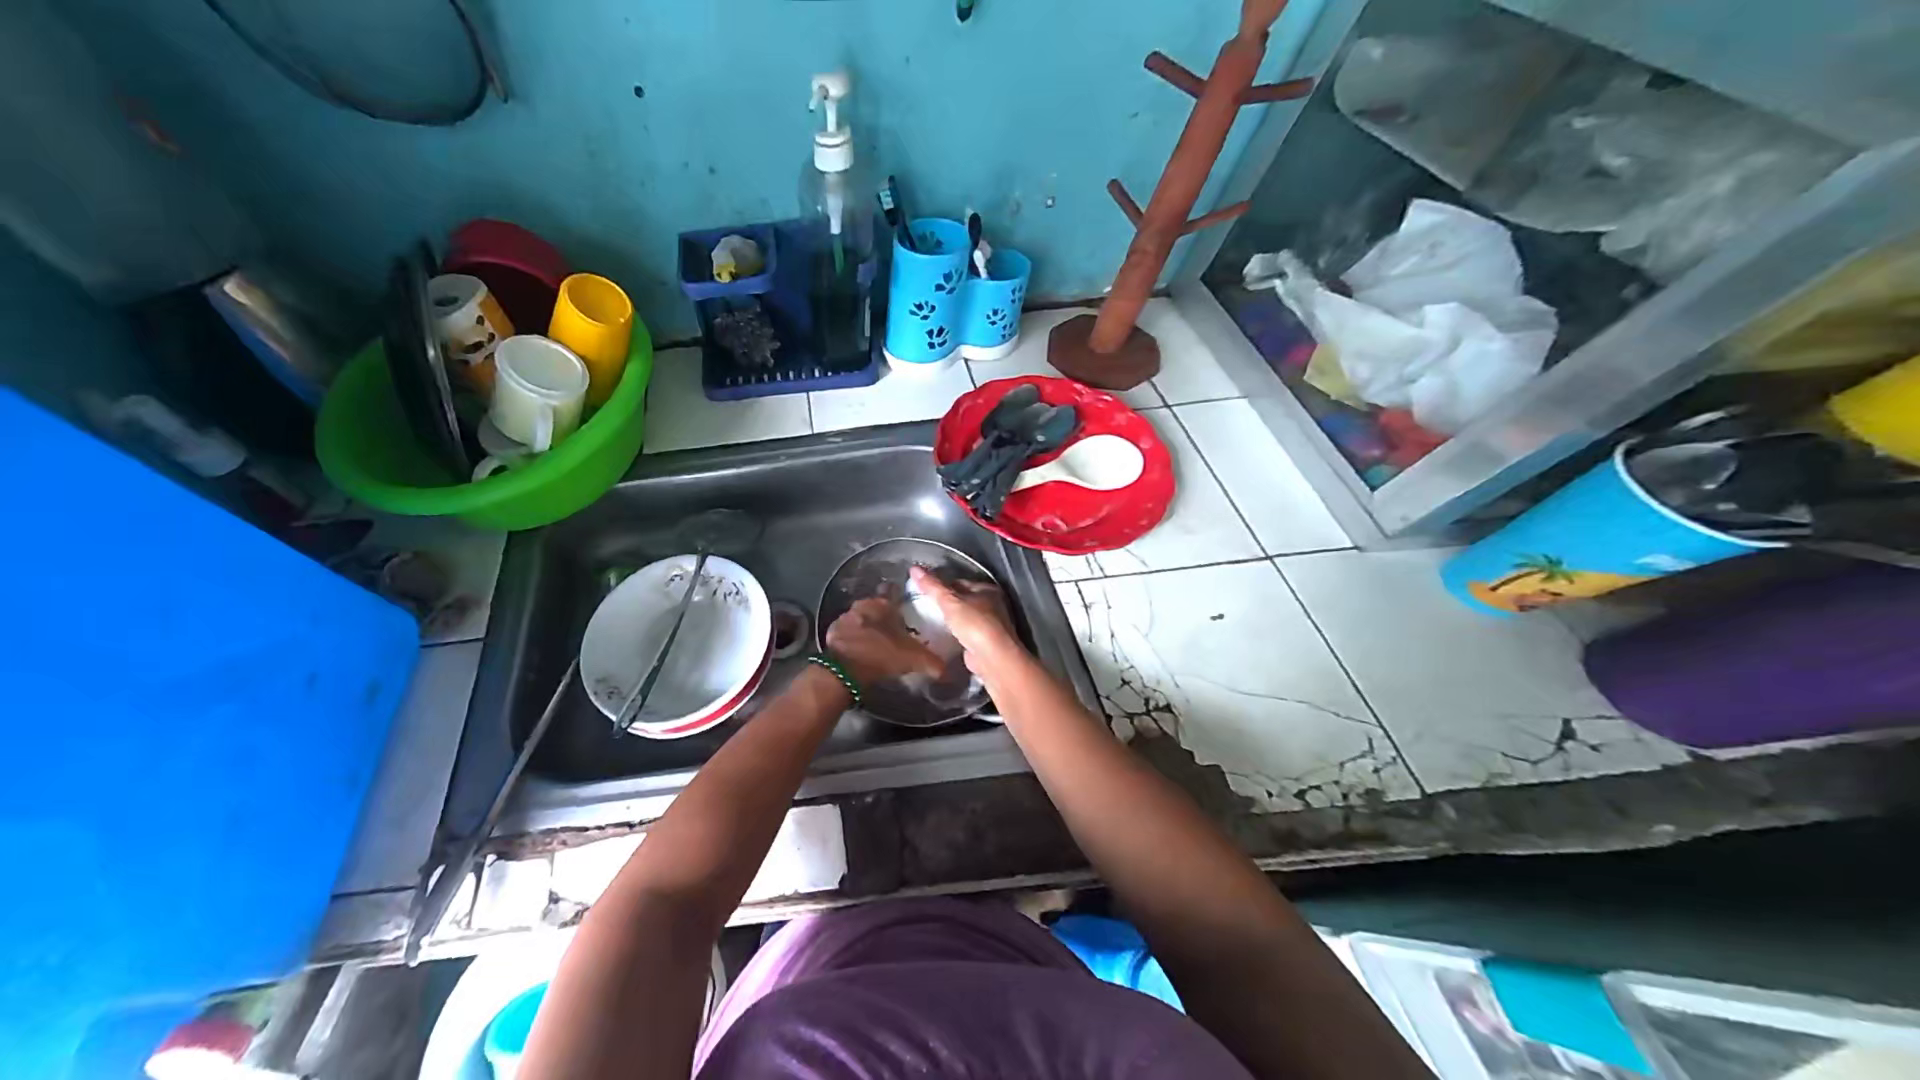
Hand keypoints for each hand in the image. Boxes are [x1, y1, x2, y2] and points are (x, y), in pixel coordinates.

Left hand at [823, 592, 945, 687]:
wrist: (846, 670)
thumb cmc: (883, 654)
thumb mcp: (914, 659)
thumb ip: (932, 662)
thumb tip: (948, 670)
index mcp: (883, 603)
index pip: (893, 592)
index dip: (899, 599)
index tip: (905, 608)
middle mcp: (862, 604)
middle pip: (876, 606)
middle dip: (883, 615)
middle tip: (893, 630)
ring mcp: (844, 617)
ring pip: (860, 618)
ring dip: (866, 626)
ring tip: (876, 642)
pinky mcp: (832, 632)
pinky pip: (847, 632)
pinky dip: (852, 638)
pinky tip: (859, 650)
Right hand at [907, 567, 1024, 677]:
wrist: (991, 658)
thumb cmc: (974, 624)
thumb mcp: (950, 601)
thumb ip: (932, 586)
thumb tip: (914, 568)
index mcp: (987, 590)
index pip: (960, 582)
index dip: (941, 584)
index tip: (923, 588)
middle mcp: (991, 605)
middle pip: (961, 600)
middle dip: (944, 603)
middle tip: (921, 604)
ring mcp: (988, 625)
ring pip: (962, 618)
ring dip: (947, 620)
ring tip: (925, 619)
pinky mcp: (982, 643)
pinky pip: (962, 634)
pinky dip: (951, 634)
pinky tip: (937, 636)